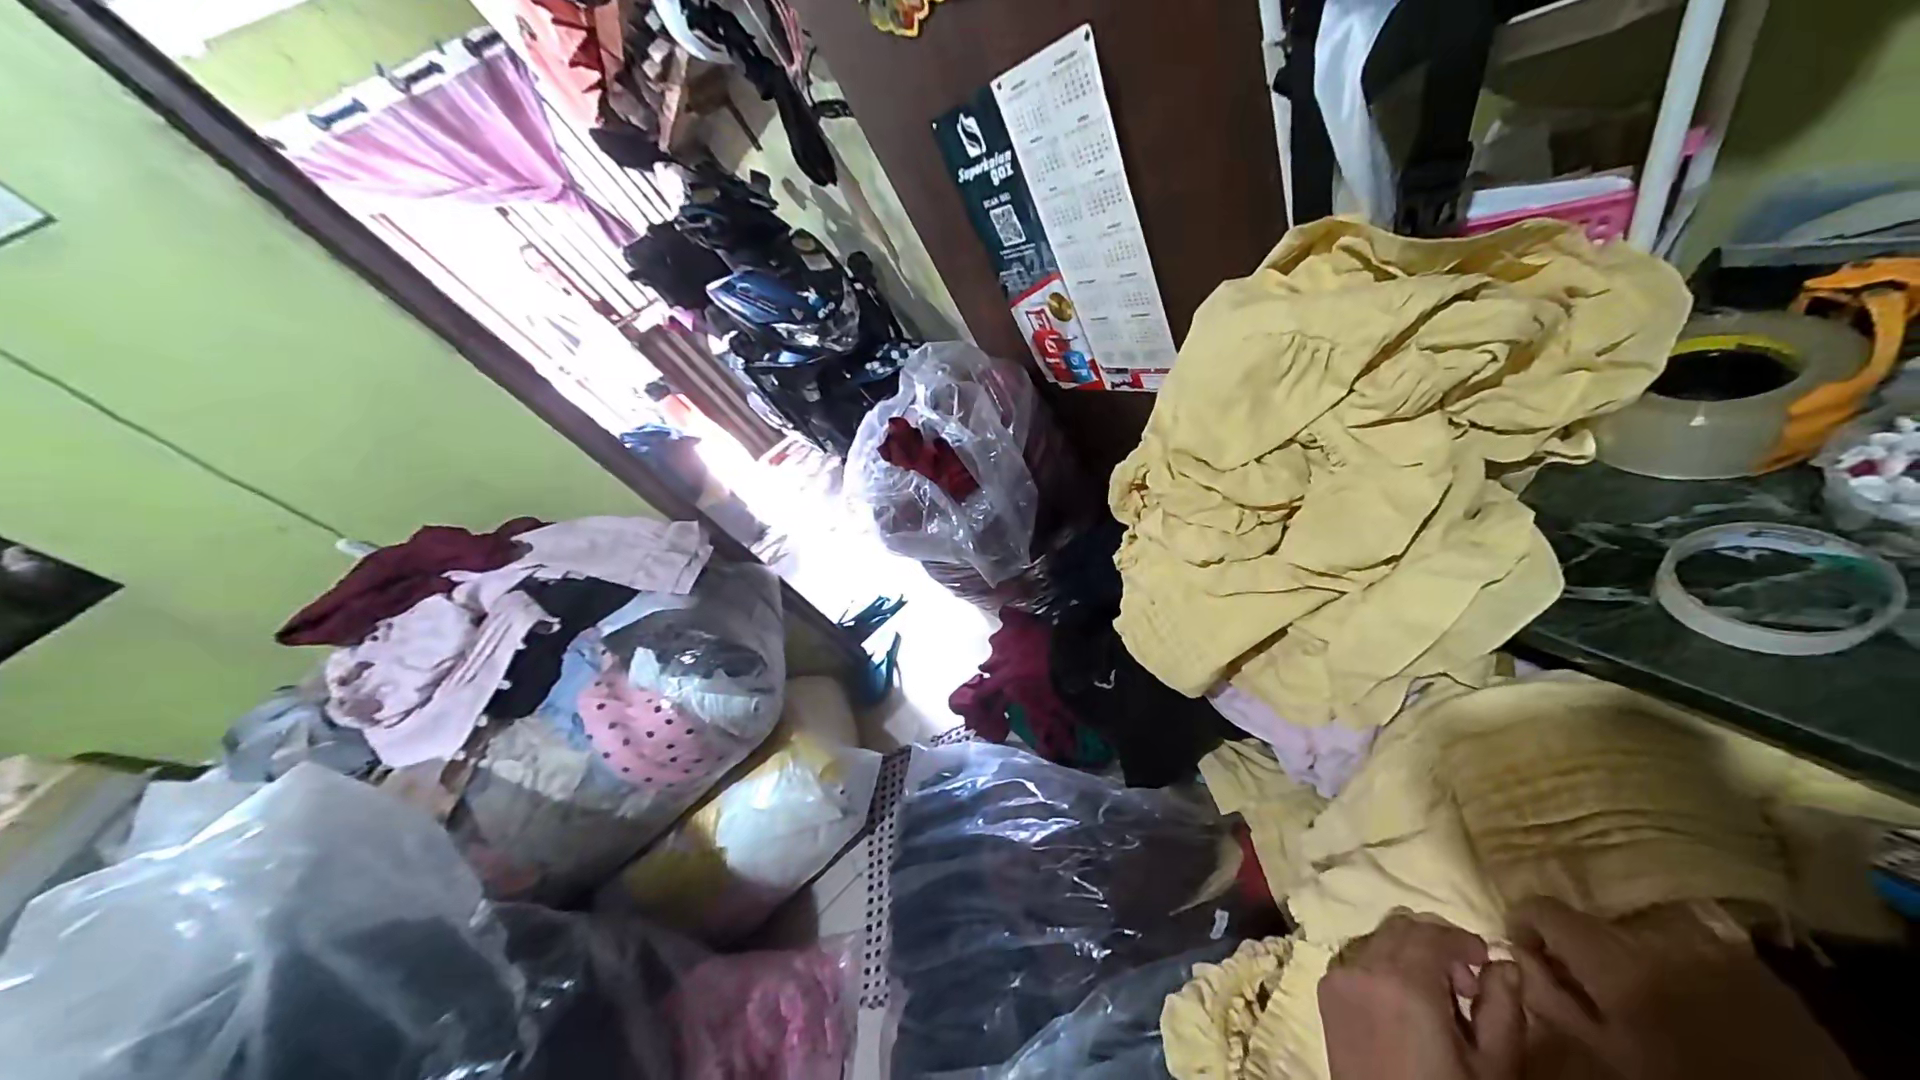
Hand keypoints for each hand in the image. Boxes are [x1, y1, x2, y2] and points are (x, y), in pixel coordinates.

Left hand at [1318, 913, 1523, 1079]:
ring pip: (1376, 941)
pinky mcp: (1324, 993)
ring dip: (1409, 954)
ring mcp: (1336, 977)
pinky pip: (1357, 960)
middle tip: (1467, 985)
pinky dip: (1383, 967)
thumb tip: (1504, 963)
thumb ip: (1502, 1009)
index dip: (1462, 940)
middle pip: (1400, 929)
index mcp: (1402, 982)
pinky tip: (1405, 1005)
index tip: (1486, 960)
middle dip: (1436, 945)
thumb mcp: (1492, 1067)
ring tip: (1439, 999)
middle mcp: (1361, 968)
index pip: (1430, 933)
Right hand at [1507, 897, 1857, 1079]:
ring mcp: (1708, 941)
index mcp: (1613, 959)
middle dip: (1577, 944)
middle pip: (1590, 919)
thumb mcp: (1604, 1052)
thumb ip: (1549, 996)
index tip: (1528, 950)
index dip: (1524, 923)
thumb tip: (1518, 954)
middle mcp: (1655, 936)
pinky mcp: (1748, 958)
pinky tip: (1687, 994)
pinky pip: (1686, 938)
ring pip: (1636, 926)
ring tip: (1640, 988)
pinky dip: (1671, 956)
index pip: (1542, 907)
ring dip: (1624, 948)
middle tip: (1585, 981)